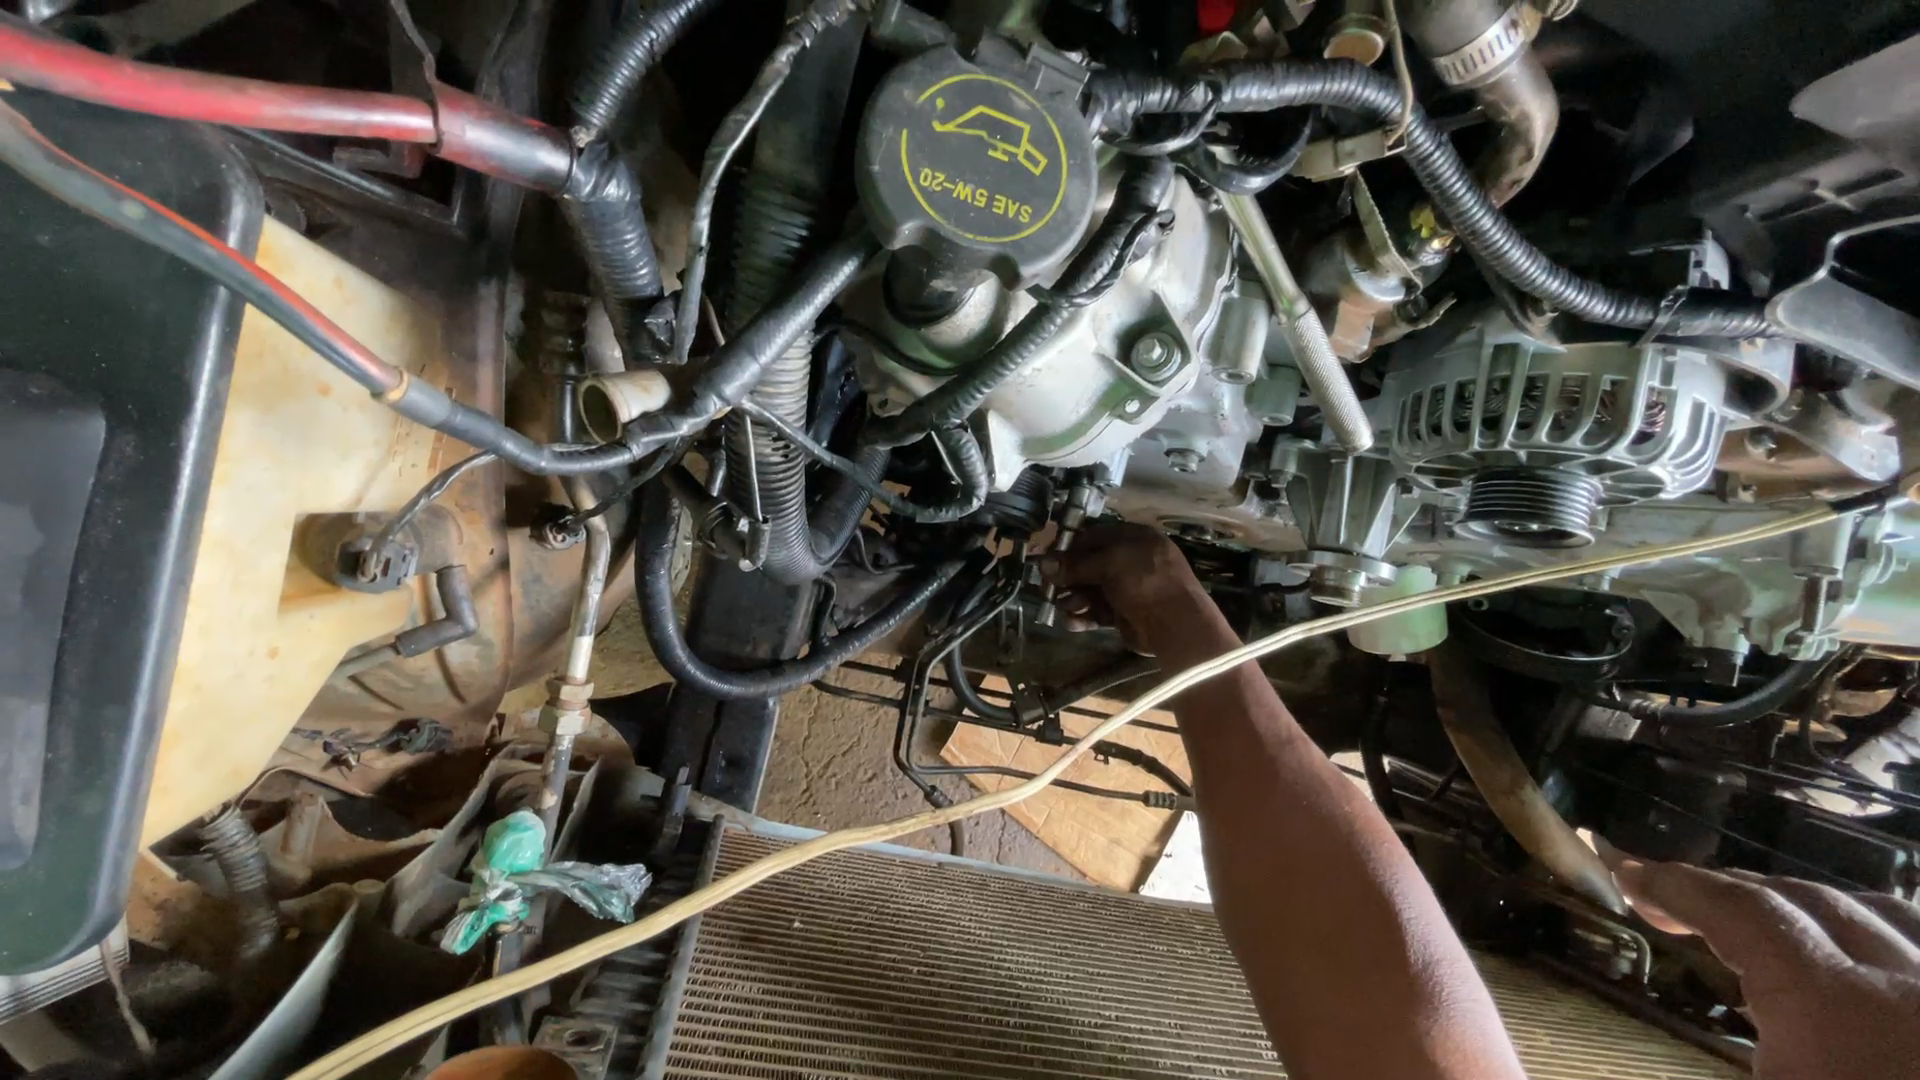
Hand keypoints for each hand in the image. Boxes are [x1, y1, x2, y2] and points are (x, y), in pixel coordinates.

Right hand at [1038, 523, 1210, 652]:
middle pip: (1090, 565)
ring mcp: (1129, 588)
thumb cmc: (1144, 581)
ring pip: (1092, 590)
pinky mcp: (1125, 613)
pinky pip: (1098, 611)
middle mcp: (1132, 561)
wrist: (1175, 624)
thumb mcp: (1109, 565)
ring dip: (1074, 598)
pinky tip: (1072, 622)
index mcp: (1134, 539)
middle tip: (1048, 587)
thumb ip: (1075, 565)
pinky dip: (1084, 615)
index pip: (1094, 537)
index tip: (1049, 559)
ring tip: (1063, 606)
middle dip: (1069, 577)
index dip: (1070, 547)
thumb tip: (1042, 563)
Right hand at [1604, 850, 1919, 1079]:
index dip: (1676, 885)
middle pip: (1810, 902)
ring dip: (1817, 909)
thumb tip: (1589, 1063)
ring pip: (1895, 917)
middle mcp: (1914, 988)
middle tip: (1675, 899)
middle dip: (1732, 891)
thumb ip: (1714, 1061)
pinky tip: (1877, 964)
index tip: (1628, 875)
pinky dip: (1896, 940)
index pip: (1742, 910)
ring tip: (1770, 921)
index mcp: (1835, 1006)